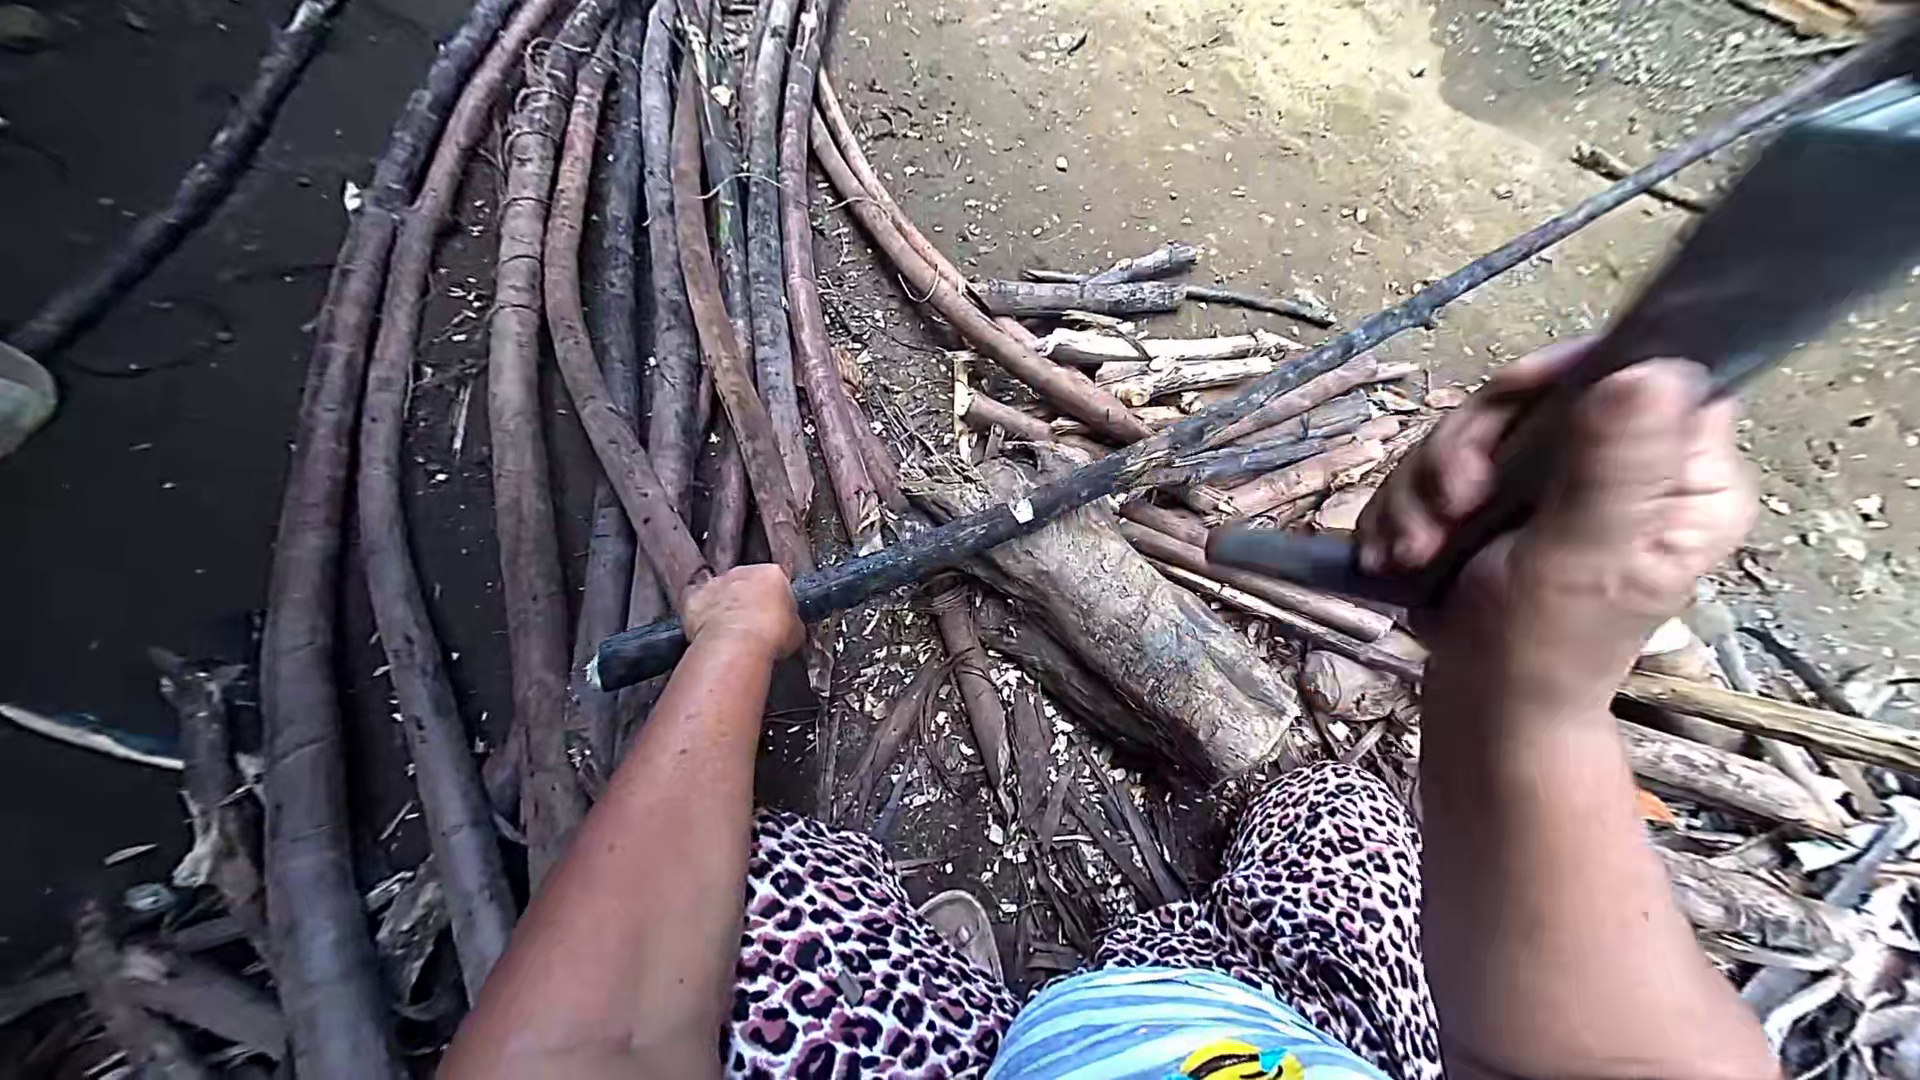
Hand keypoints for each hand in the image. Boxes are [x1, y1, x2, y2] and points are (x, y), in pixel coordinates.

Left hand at [682, 564, 803, 660]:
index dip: (778, 596)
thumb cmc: (769, 635)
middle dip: (751, 596)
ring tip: (731, 628)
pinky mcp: (693, 596)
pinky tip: (707, 627)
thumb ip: (792, 620)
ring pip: (722, 588)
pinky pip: (696, 601)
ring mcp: (716, 582)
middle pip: (748, 579)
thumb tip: (790, 626)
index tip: (778, 611)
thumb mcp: (797, 630)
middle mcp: (743, 571)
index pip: (778, 578)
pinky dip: (700, 611)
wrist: (736, 646)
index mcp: (773, 574)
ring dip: (725, 602)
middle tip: (755, 621)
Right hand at [1357, 345, 1754, 675]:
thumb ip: (1613, 467)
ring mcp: (1524, 487)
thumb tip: (1644, 369)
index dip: (1562, 374)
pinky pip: (1413, 482)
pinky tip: (1389, 554)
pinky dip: (1392, 516)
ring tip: (1411, 553)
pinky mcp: (1469, 508)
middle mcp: (1596, 467)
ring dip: (1414, 498)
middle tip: (1447, 508)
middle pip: (1511, 409)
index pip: (1625, 378)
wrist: (1483, 690)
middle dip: (1456, 458)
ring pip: (1449, 446)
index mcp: (1665, 471)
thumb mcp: (1585, 554)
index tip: (1503, 396)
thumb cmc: (1547, 637)